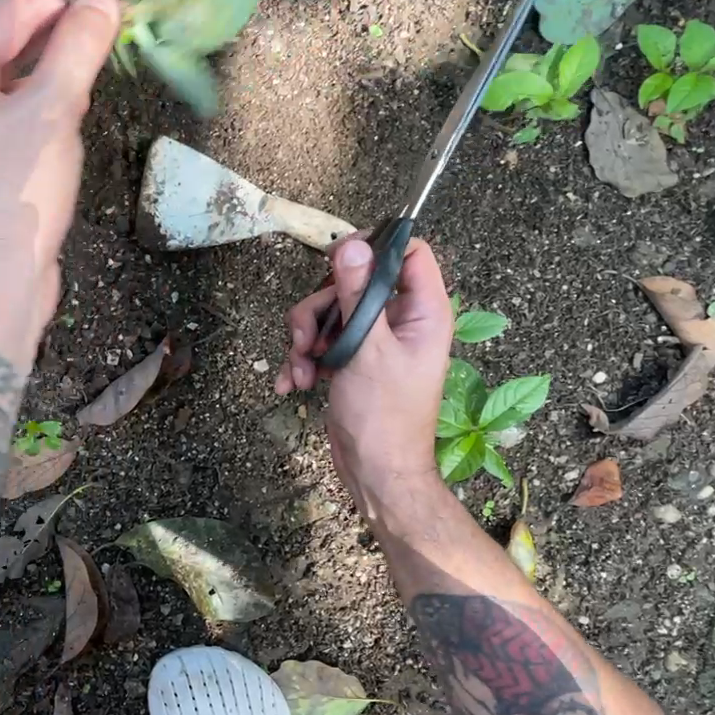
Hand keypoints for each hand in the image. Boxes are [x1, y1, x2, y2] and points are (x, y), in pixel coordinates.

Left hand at [0, 0, 123, 332]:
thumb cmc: (15, 202)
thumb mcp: (51, 114)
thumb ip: (77, 48)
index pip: (10, 13)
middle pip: (11, 46)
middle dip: (63, 36)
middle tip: (119, 24)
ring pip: (17, 85)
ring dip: (58, 75)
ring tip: (100, 70)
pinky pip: (16, 121)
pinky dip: (47, 111)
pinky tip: (75, 116)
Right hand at [275, 235, 453, 502]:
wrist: (374, 469)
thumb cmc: (384, 415)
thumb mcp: (367, 350)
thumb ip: (356, 295)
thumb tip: (349, 245)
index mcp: (422, 312)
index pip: (408, 254)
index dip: (373, 248)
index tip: (335, 261)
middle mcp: (398, 321)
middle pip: (350, 285)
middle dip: (318, 312)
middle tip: (304, 340)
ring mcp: (370, 342)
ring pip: (327, 315)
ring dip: (303, 342)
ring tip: (300, 372)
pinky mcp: (347, 362)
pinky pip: (317, 344)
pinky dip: (300, 362)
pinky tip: (292, 384)